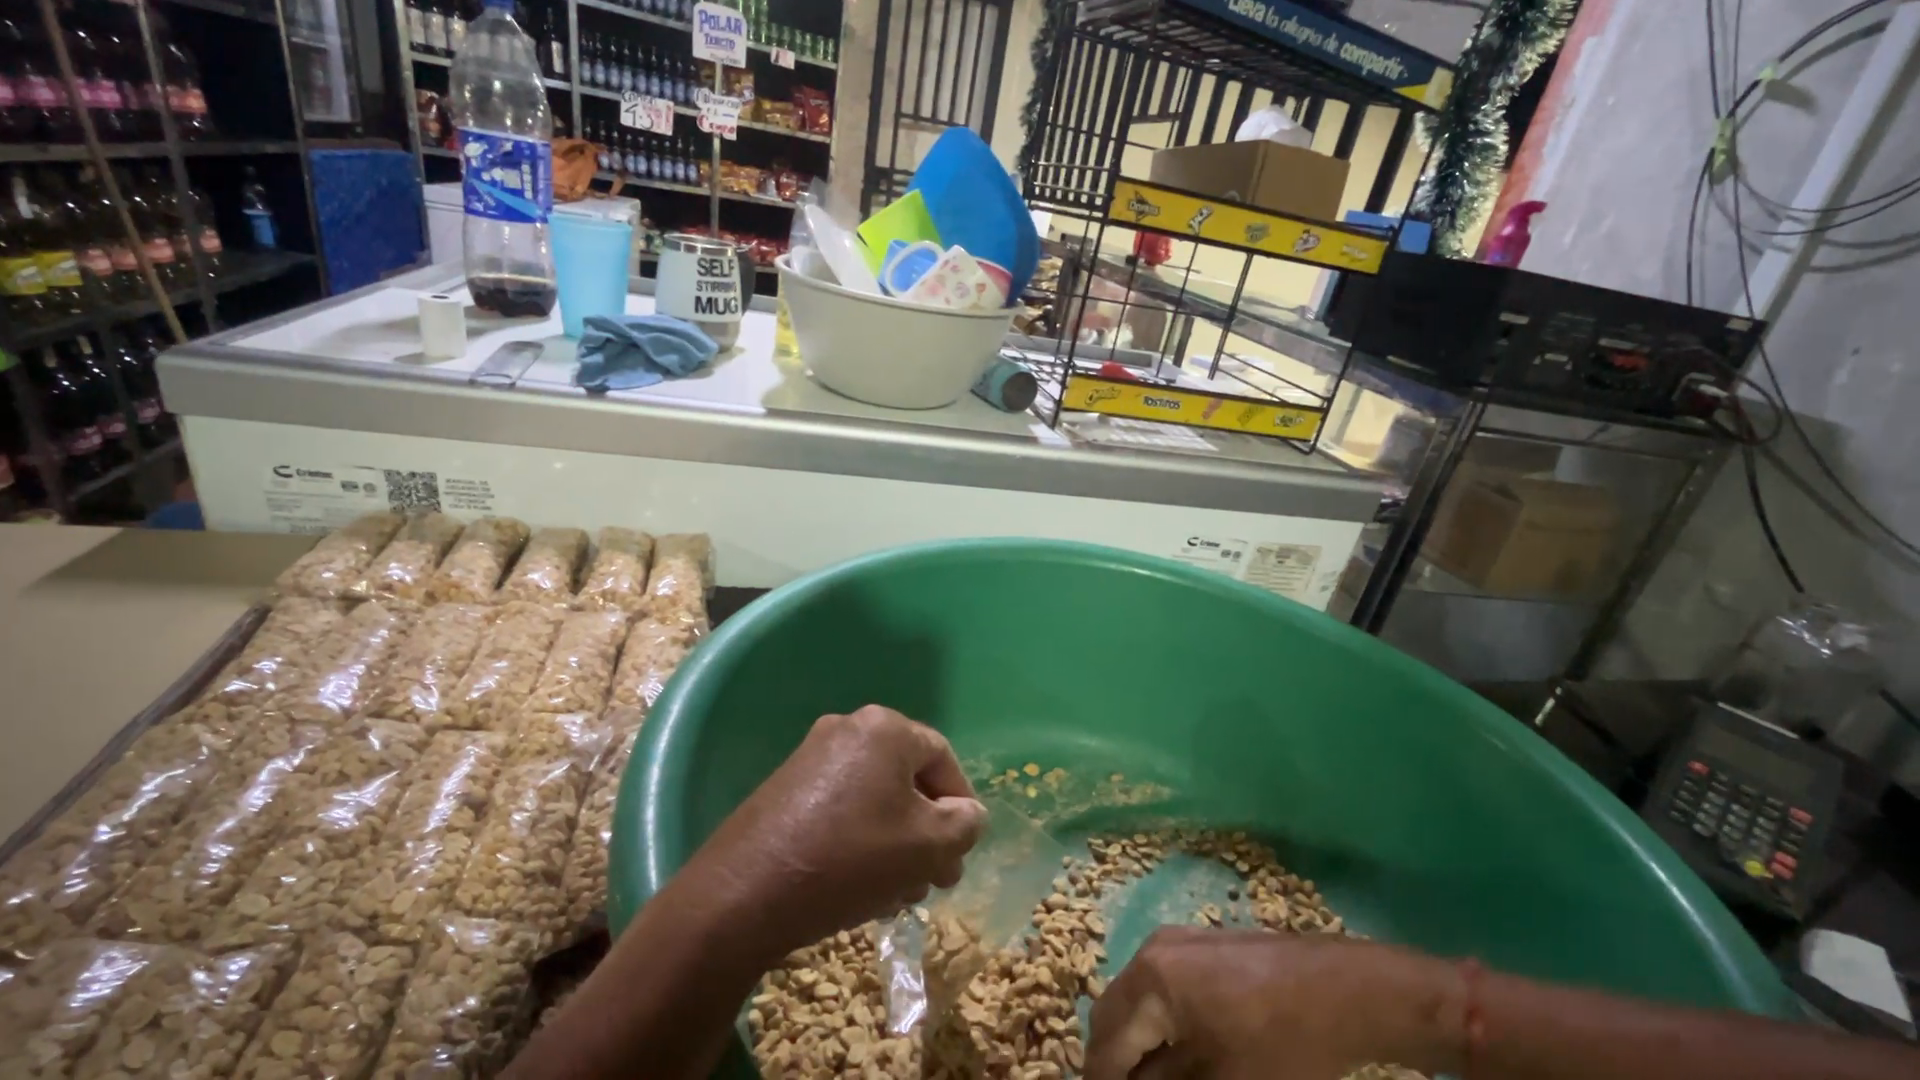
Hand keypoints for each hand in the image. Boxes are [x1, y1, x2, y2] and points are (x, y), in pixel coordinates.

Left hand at [681, 705, 987, 956]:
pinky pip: (841, 810)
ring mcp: (810, 759)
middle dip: (928, 831)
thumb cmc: (852, 859)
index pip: (942, 758)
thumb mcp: (928, 846)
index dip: (962, 805)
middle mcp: (846, 730)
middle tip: (935, 879)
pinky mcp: (785, 791)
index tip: (962, 850)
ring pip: (874, 800)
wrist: (745, 893)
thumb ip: (964, 824)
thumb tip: (967, 815)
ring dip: (897, 843)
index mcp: (884, 729)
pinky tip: (864, 888)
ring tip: (900, 893)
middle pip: (906, 779)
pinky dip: (862, 842)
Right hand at [1085, 928, 1461, 1079]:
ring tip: (1151, 1079)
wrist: (1347, 990)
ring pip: (1132, 1000)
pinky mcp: (1196, 946)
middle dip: (1112, 1062)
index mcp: (1150, 982)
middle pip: (1109, 1016)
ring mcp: (1174, 942)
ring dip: (1133, 1043)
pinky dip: (1154, 1023)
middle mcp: (1151, 951)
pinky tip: (1175, 1056)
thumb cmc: (1285, 1043)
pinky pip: (1155, 986)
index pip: (1107, 1045)